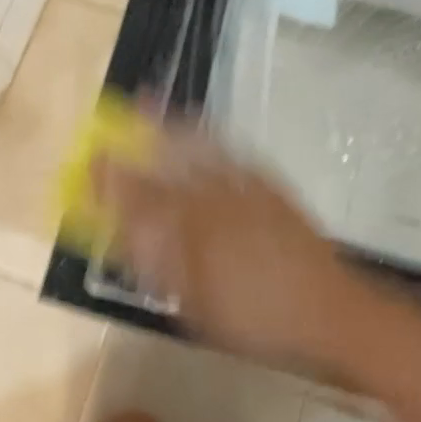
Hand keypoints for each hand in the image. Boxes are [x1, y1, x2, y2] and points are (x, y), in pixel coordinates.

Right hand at [92, 129, 364, 363]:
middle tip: (111, 132)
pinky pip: (230, 150)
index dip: (110, 179)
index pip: (140, 196)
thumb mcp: (199, 304)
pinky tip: (199, 131)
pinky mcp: (268, 184)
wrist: (330, 310)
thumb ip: (162, 265)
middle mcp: (215, 197)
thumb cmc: (259, 319)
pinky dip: (207, 134)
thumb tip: (130, 235)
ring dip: (168, 125)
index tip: (89, 164)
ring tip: (147, 102)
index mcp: (194, 229)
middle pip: (164, 164)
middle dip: (133, 145)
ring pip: (198, 147)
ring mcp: (245, 185)